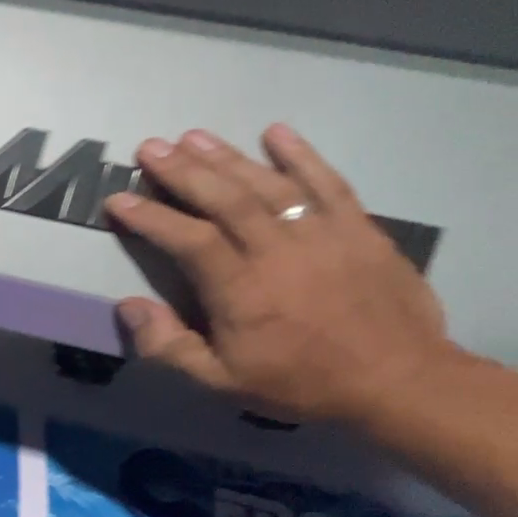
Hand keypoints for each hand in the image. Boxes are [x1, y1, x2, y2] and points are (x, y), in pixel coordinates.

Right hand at [103, 124, 457, 423]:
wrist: (399, 381)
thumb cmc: (298, 383)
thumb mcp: (219, 381)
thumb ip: (168, 346)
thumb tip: (128, 307)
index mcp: (242, 291)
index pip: (189, 240)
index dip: (151, 217)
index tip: (118, 199)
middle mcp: (281, 253)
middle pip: (227, 200)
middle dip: (184, 171)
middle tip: (150, 148)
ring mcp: (325, 236)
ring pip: (270, 185)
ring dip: (228, 158)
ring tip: (193, 137)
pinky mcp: (360, 230)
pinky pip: (329, 183)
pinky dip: (302, 155)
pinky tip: (276, 133)